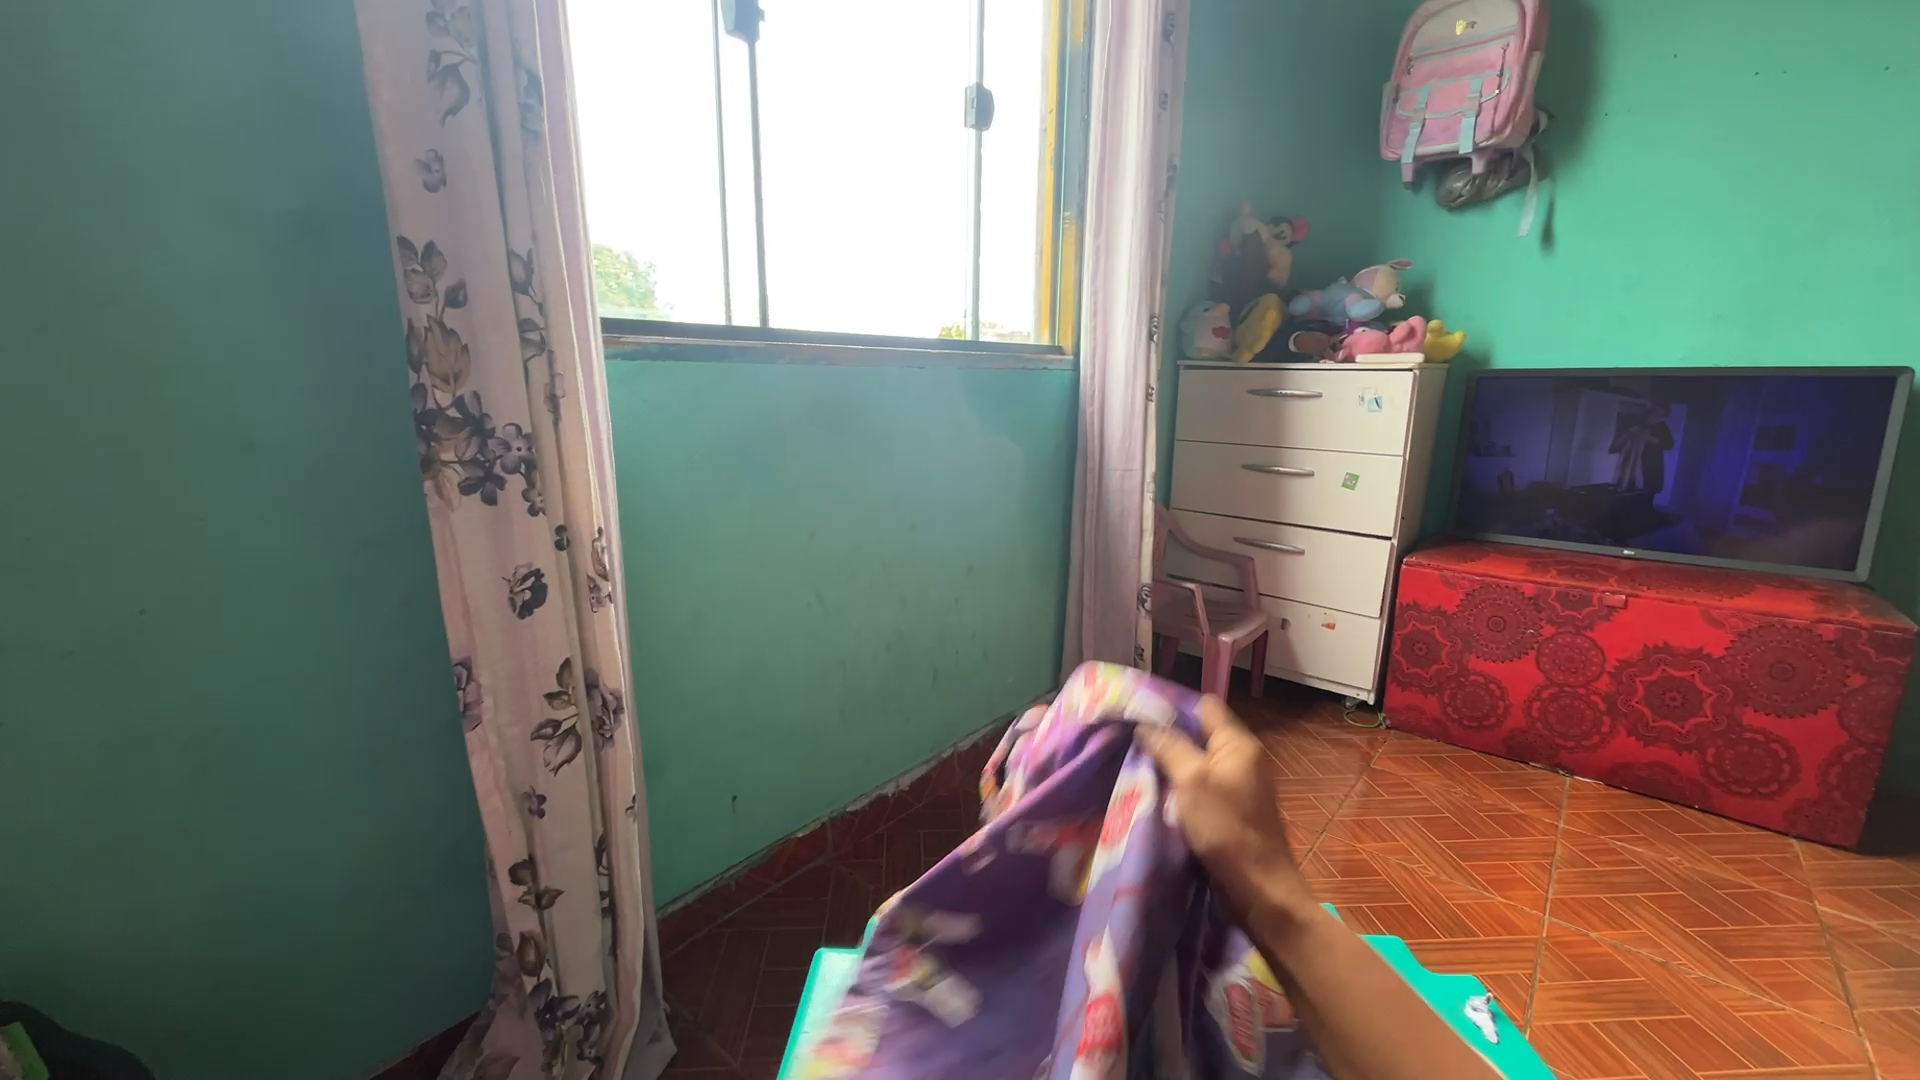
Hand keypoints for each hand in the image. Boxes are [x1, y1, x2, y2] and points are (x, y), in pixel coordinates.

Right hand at [1139, 696, 1313, 918]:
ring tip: (1137, 761)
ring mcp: (1239, 785)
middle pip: (1200, 733)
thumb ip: (1169, 747)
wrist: (1260, 891)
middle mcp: (1242, 758)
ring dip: (1171, 762)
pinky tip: (1156, 790)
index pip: (1205, 706)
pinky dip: (1181, 785)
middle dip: (1167, 735)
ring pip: (1198, 760)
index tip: (1139, 711)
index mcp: (1239, 744)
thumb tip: (1146, 725)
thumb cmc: (1226, 829)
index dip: (1174, 705)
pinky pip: (1201, 784)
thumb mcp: (1192, 780)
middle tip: (1131, 738)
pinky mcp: (1231, 809)